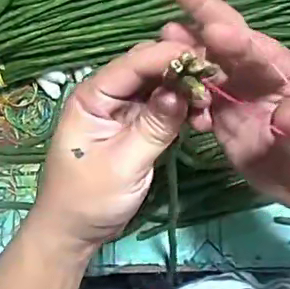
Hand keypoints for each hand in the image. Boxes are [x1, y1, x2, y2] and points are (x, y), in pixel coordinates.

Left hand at [28, 39, 193, 253]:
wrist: (75, 231)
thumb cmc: (90, 199)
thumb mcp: (124, 164)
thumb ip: (153, 126)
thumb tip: (181, 91)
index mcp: (92, 96)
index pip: (133, 63)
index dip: (168, 57)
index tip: (204, 60)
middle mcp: (107, 94)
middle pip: (148, 67)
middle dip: (181, 70)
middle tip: (215, 82)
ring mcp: (122, 108)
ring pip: (159, 84)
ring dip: (185, 89)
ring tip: (208, 105)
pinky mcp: (136, 124)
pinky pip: (163, 105)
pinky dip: (183, 107)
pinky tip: (201, 117)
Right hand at [163, 0, 289, 216]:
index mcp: (289, 73)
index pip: (259, 49)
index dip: (236, 37)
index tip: (213, 28)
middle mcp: (260, 80)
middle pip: (227, 46)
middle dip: (202, 19)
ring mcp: (241, 101)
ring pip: (208, 71)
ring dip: (184, 56)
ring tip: (156, 43)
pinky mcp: (227, 125)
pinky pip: (200, 105)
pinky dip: (183, 98)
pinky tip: (165, 93)